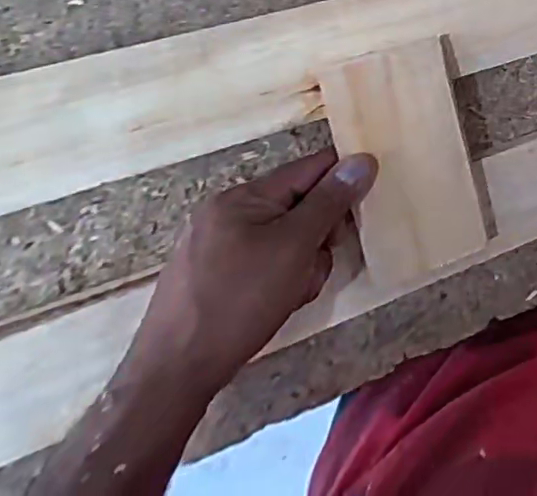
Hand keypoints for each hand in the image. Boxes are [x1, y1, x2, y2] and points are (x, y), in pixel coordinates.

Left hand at [120, 150, 377, 396]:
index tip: (364, 208)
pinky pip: (264, 261)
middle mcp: (227, 211)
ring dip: (302, 262)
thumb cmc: (239, 302)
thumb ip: (331, 201)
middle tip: (316, 266)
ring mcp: (216, 245)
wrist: (172, 377)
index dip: (341, 182)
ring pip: (285, 237)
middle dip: (319, 234)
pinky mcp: (212, 276)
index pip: (310, 168)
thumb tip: (364, 158)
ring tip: (293, 293)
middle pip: (299, 205)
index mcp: (244, 195)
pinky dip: (280, 277)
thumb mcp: (295, 246)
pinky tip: (276, 304)